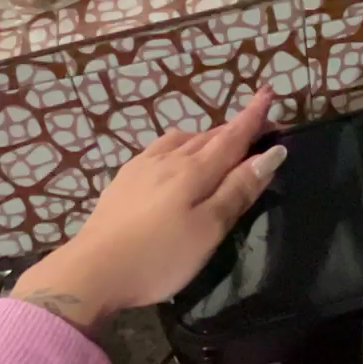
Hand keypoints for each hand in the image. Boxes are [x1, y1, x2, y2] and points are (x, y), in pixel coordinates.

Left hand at [11, 89, 283, 331]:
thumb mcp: (208, 229)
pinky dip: (179, 146)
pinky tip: (174, 157)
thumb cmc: (159, 256)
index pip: (232, 136)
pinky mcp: (124, 181)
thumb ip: (238, 190)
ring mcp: (141, 168)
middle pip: (209, 136)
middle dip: (236, 128)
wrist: (93, 271)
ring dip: (206, 136)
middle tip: (258, 126)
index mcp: (194, 171)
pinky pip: (159, 150)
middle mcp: (168, 159)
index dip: (253, 117)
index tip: (269, 93)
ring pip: (181, 140)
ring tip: (219, 142)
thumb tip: (270, 154)